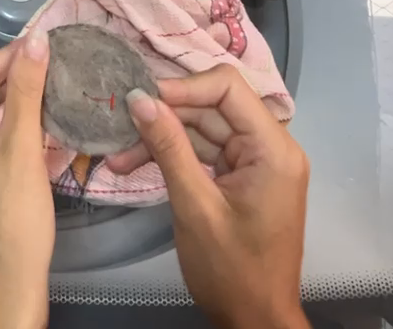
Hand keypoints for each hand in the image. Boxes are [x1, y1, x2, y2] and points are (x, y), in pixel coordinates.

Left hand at [0, 29, 55, 328]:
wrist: (7, 286)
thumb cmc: (11, 220)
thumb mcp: (22, 148)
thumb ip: (27, 89)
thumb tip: (37, 39)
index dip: (11, 56)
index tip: (44, 38)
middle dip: (13, 77)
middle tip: (51, 56)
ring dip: (12, 98)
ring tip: (49, 76)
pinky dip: (6, 121)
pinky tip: (36, 107)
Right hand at [106, 65, 310, 328]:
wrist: (255, 325)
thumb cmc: (233, 271)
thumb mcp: (195, 206)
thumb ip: (169, 147)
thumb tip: (138, 98)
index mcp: (273, 149)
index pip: (227, 88)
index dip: (183, 87)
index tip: (143, 99)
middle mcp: (269, 146)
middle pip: (209, 107)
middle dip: (164, 117)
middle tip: (120, 126)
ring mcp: (253, 161)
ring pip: (199, 128)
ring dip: (159, 138)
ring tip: (118, 156)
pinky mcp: (238, 175)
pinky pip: (200, 150)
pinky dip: (170, 155)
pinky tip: (134, 163)